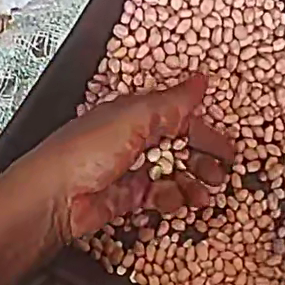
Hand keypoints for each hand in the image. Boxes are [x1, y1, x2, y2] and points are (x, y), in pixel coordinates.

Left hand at [0, 75, 231, 245]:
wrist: (55, 196)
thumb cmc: (87, 151)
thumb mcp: (134, 118)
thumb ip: (172, 103)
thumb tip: (201, 80)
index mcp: (136, 114)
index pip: (180, 121)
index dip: (206, 135)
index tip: (228, 152)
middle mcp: (135, 140)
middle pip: (180, 149)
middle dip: (203, 162)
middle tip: (219, 177)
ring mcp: (131, 169)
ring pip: (172, 174)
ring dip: (191, 184)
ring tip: (202, 197)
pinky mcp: (127, 197)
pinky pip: (158, 196)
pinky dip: (171, 200)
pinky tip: (177, 204)